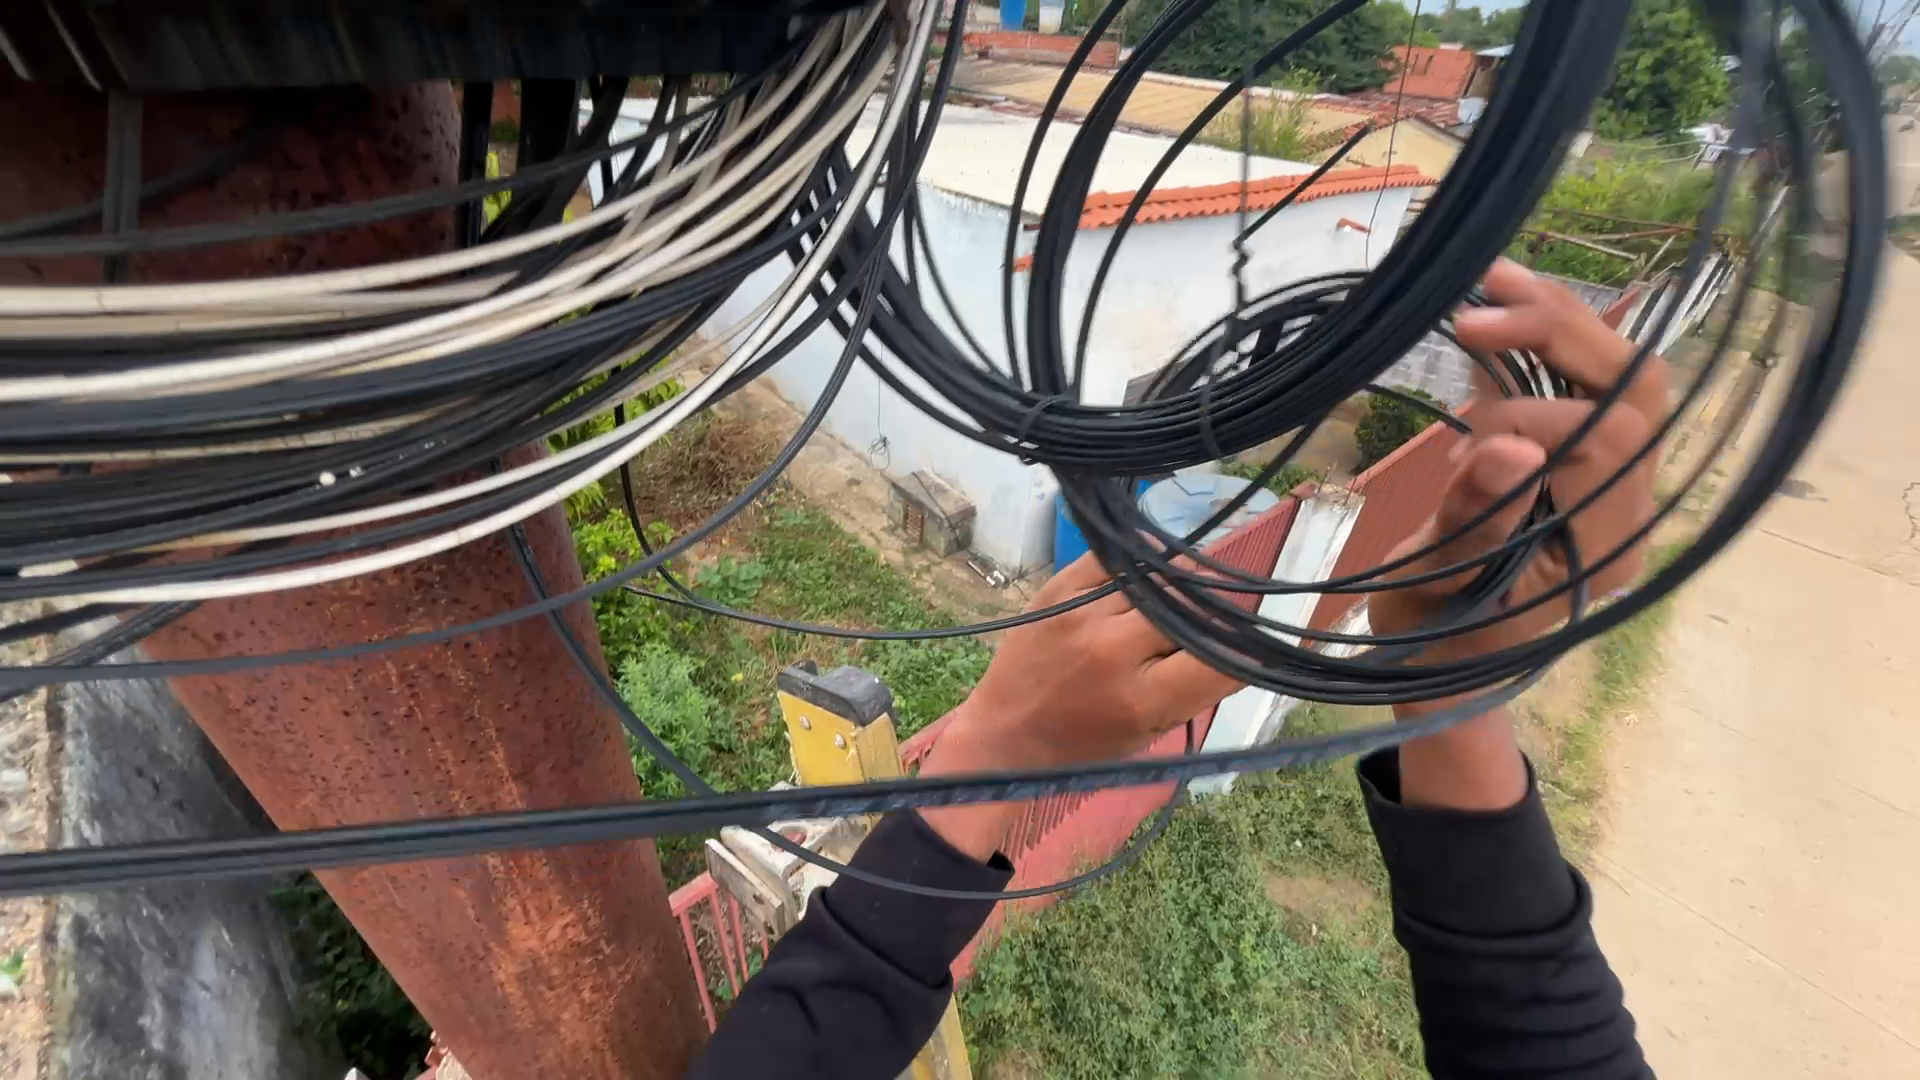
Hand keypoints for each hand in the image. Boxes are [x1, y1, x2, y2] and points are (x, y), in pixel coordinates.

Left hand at [916, 553, 1242, 857]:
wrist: (1004, 732)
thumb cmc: (1082, 745)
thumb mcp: (1148, 733)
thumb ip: (1192, 688)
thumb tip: (1237, 639)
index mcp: (1141, 700)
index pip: (1222, 657)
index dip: (1249, 645)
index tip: (1256, 637)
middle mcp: (1112, 650)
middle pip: (1191, 608)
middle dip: (1215, 609)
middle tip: (1223, 608)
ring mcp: (1081, 613)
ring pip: (1157, 577)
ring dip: (1182, 581)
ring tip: (1192, 584)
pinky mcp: (1056, 588)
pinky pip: (1114, 557)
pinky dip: (1142, 558)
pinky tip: (1153, 565)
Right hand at [1368, 260, 1667, 808]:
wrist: (1444, 660)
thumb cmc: (1436, 635)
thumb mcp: (1440, 588)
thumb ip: (1477, 520)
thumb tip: (1506, 444)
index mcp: (1603, 541)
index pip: (1605, 439)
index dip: (1534, 415)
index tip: (1456, 442)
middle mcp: (1624, 503)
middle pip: (1631, 391)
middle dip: (1563, 334)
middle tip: (1481, 300)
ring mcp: (1602, 483)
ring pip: (1614, 381)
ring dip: (1557, 326)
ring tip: (1489, 283)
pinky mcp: (1568, 468)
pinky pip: (1575, 394)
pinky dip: (1538, 350)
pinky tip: (1496, 319)